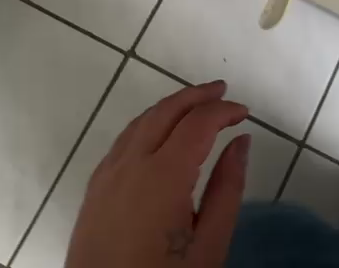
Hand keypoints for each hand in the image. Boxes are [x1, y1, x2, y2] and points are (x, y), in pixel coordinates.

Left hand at [66, 80, 249, 267]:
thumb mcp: (208, 247)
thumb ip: (227, 189)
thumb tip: (241, 141)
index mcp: (163, 176)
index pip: (198, 122)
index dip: (223, 110)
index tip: (244, 113)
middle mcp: (131, 164)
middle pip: (166, 110)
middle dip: (197, 95)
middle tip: (223, 90)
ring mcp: (107, 175)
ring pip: (141, 120)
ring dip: (171, 106)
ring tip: (196, 105)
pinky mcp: (94, 190)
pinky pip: (124, 139)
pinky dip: (148, 123)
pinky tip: (159, 133)